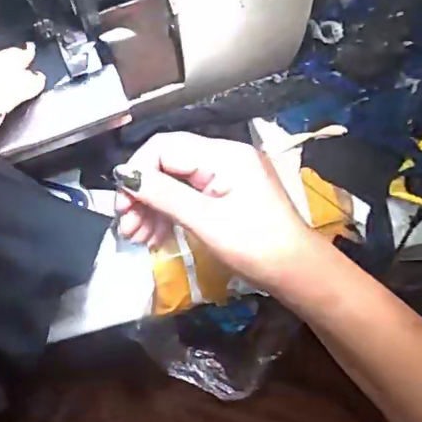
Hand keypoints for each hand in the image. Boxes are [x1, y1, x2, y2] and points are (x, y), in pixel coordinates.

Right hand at [114, 132, 329, 294]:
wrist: (298, 274)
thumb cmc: (256, 246)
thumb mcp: (204, 220)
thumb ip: (162, 194)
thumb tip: (125, 175)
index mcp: (223, 156)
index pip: (163, 148)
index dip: (137, 172)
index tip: (123, 206)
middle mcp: (223, 158)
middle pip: (164, 164)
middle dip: (141, 194)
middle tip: (126, 227)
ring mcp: (223, 177)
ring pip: (171, 182)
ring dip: (149, 208)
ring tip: (138, 237)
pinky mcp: (223, 195)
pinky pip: (184, 196)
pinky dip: (166, 214)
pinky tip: (155, 236)